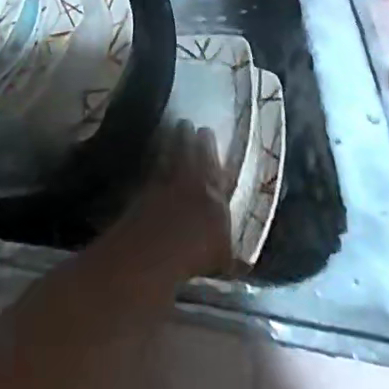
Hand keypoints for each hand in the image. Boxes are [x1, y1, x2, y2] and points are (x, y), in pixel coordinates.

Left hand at [111, 120, 233, 278]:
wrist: (155, 250)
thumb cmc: (195, 258)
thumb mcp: (221, 260)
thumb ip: (229, 256)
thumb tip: (242, 265)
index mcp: (216, 198)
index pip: (218, 171)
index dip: (213, 153)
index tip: (209, 133)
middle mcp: (193, 184)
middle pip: (194, 155)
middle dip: (194, 139)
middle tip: (192, 122)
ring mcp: (167, 183)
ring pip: (174, 154)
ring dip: (175, 139)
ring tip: (177, 124)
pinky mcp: (146, 187)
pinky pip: (155, 164)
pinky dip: (156, 153)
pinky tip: (155, 148)